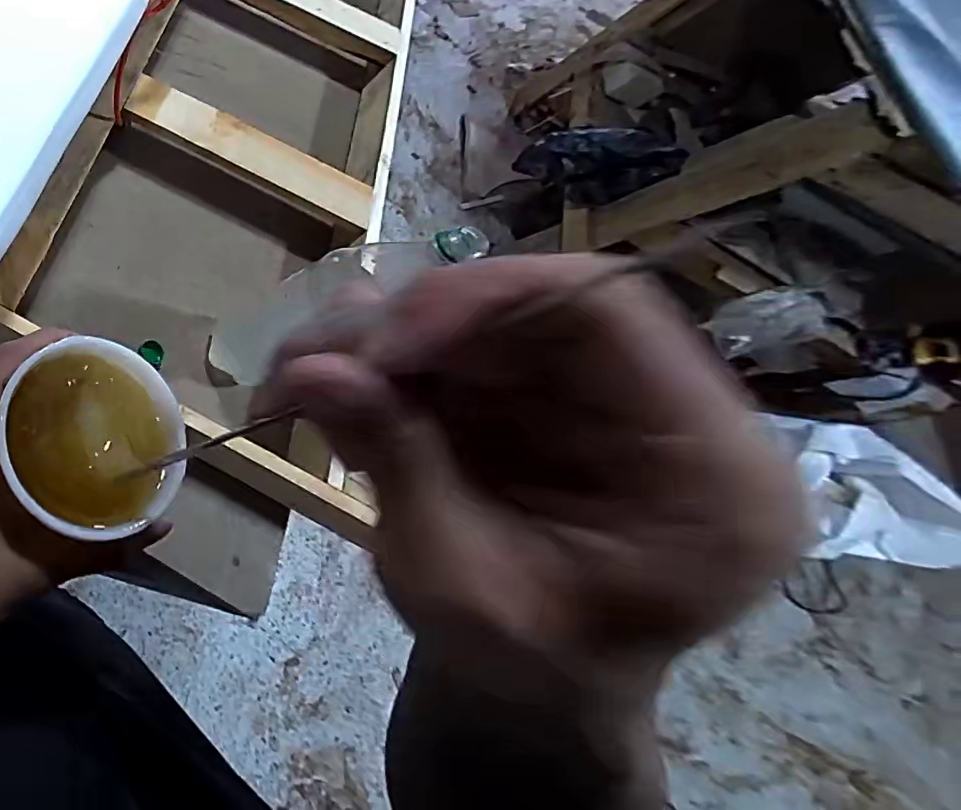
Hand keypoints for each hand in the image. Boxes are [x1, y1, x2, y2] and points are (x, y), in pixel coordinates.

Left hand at [0, 329, 167, 652]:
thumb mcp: (37, 563)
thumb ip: (102, 542)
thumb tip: (161, 525)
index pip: (11, 358)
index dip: (57, 345)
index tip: (101, 355)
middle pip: (1, 366)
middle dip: (50, 364)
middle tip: (100, 382)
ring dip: (28, 385)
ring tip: (76, 402)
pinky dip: (7, 405)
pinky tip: (37, 431)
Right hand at [257, 256, 805, 700]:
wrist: (518, 680)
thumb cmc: (521, 658)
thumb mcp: (459, 580)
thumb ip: (399, 465)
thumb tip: (307, 369)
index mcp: (691, 454)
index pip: (596, 305)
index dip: (476, 298)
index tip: (379, 349)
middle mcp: (623, 395)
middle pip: (492, 302)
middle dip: (382, 331)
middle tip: (301, 375)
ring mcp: (547, 384)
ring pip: (433, 312)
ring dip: (347, 344)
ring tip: (286, 395)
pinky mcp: (487, 386)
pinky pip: (405, 341)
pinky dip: (346, 365)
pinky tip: (320, 409)